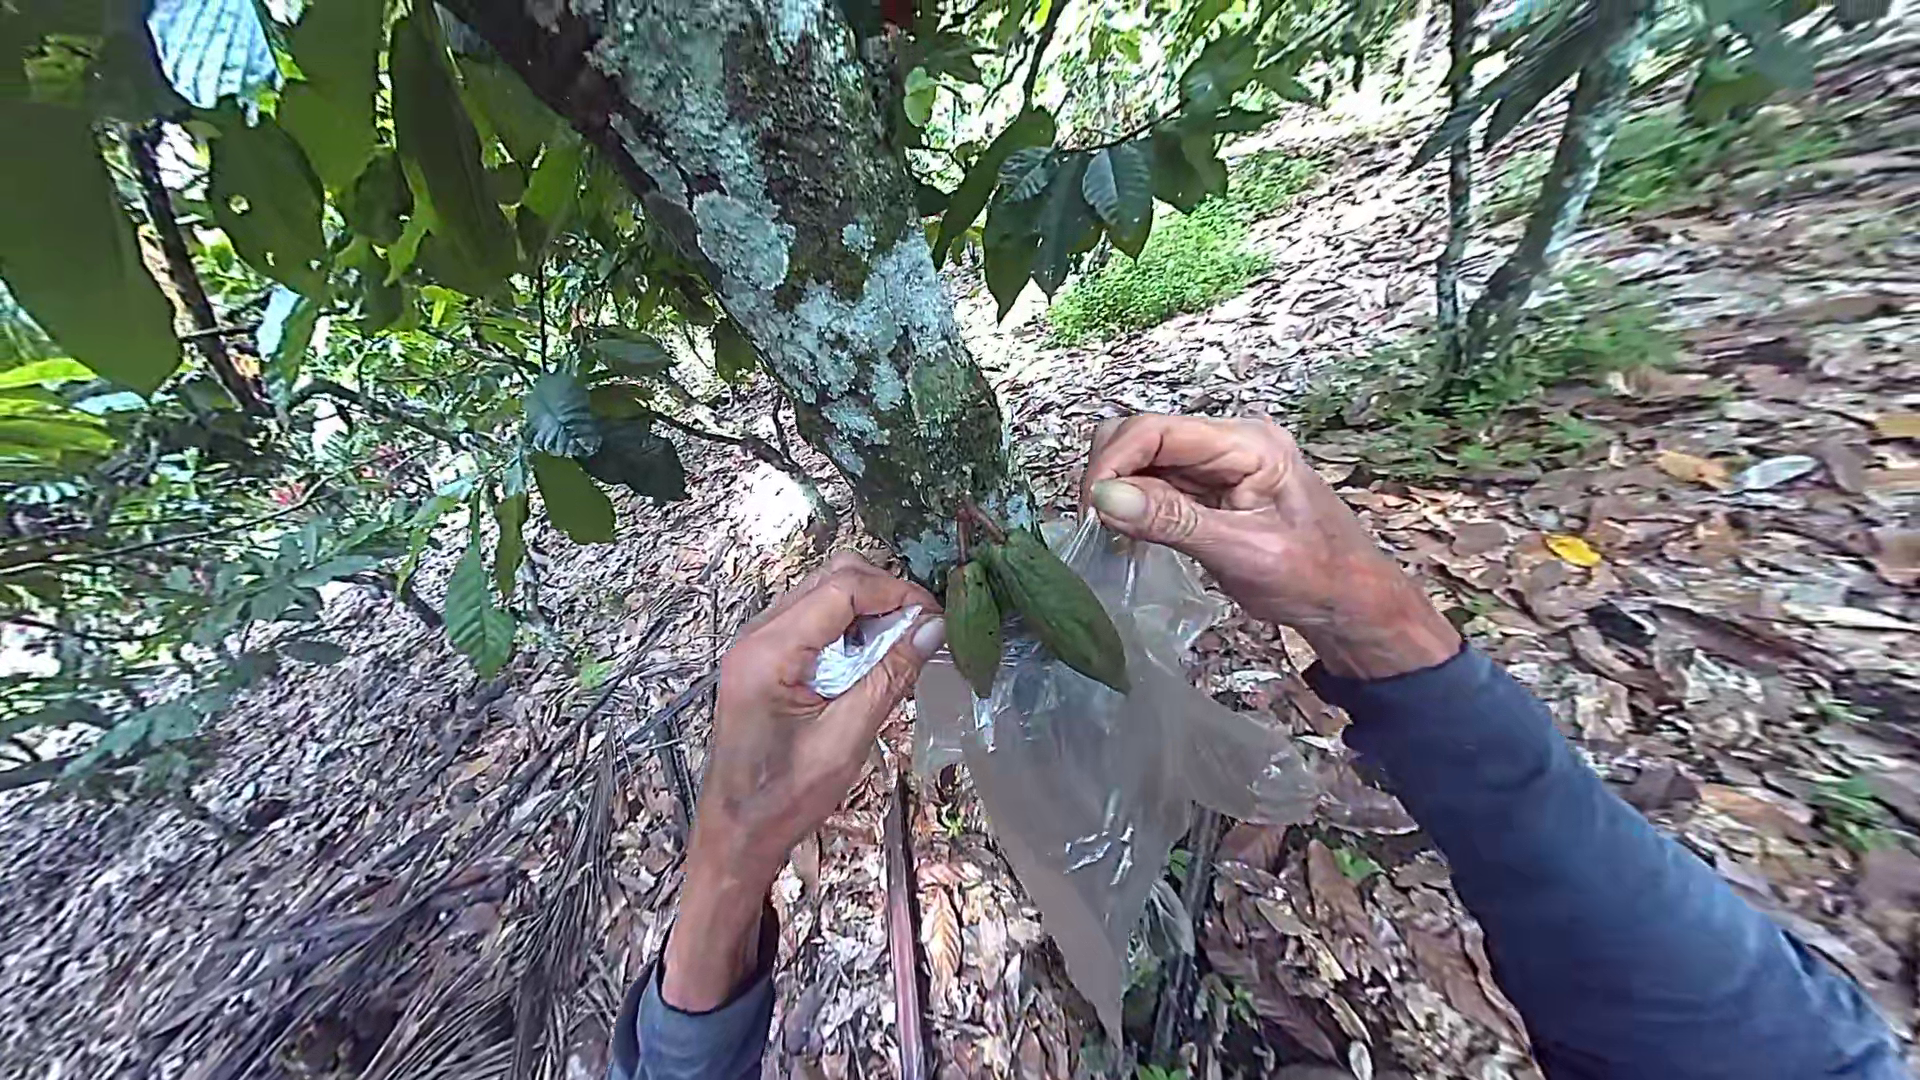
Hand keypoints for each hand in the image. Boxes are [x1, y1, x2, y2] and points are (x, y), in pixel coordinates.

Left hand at [663, 553, 943, 1009]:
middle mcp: (758, 632)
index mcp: (770, 651)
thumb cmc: (786, 797)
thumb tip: (934, 628)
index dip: (896, 592)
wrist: (735, 834)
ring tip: (902, 639)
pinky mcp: (765, 652)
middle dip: (885, 591)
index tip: (934, 617)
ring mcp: (758, 639)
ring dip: (870, 604)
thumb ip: (890, 677)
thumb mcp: (846, 740)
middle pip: (832, 576)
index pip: (842, 589)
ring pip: (824, 588)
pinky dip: (851, 620)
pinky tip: (871, 651)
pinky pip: (815, 613)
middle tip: (922, 626)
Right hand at [1081, 414, 1457, 679]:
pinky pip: (1149, 483)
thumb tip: (1104, 497)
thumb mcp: (1243, 551)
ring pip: (1138, 458)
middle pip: (1139, 434)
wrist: (1349, 601)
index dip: (1112, 462)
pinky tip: (1127, 532)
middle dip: (1108, 473)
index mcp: (1246, 443)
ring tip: (1112, 533)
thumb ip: (1173, 521)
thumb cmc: (1313, 577)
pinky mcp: (1201, 486)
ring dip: (1115, 490)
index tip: (1090, 510)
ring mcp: (1212, 463)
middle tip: (1097, 524)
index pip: (1155, 430)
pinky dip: (1128, 504)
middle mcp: (1224, 442)